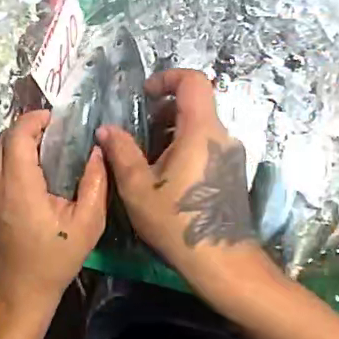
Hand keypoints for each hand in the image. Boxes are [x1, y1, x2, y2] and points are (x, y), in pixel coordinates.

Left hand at [0, 110, 106, 322]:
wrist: (17, 293)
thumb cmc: (54, 260)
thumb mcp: (87, 223)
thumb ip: (95, 182)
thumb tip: (97, 151)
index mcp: (18, 186)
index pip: (17, 135)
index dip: (35, 119)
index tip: (56, 118)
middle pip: (4, 140)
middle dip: (27, 129)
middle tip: (54, 133)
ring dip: (17, 145)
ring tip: (44, 151)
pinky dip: (9, 162)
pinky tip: (30, 176)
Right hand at [95, 70, 276, 289]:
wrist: (220, 261)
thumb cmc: (177, 222)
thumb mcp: (138, 187)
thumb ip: (121, 152)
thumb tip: (107, 130)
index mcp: (202, 130)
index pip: (194, 81)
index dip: (168, 78)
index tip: (146, 94)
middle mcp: (222, 137)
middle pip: (196, 105)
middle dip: (165, 111)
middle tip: (140, 133)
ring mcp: (231, 156)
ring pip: (201, 128)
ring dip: (173, 133)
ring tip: (148, 159)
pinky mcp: (232, 174)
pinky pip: (207, 147)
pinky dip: (186, 149)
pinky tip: (166, 178)